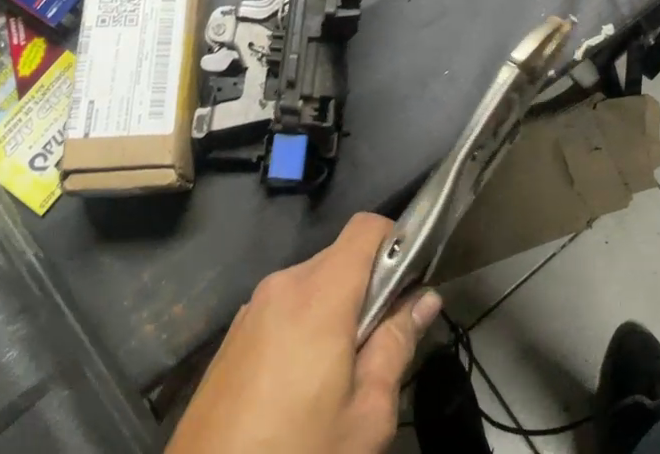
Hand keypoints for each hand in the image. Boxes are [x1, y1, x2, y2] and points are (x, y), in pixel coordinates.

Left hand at [166, 213, 443, 453]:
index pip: (367, 227)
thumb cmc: (299, 452)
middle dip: (371, 288)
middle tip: (384, 342)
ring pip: (314, 285)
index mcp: (318, 295)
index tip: (413, 283)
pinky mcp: (234, 334)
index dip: (398, 241)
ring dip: (340, 310)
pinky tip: (306, 382)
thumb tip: (425, 299)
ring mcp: (252, 308)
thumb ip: (396, 346)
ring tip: (345, 372)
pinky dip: (308, 325)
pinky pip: (286, 308)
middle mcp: (282, 285)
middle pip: (342, 258)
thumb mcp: (366, 413)